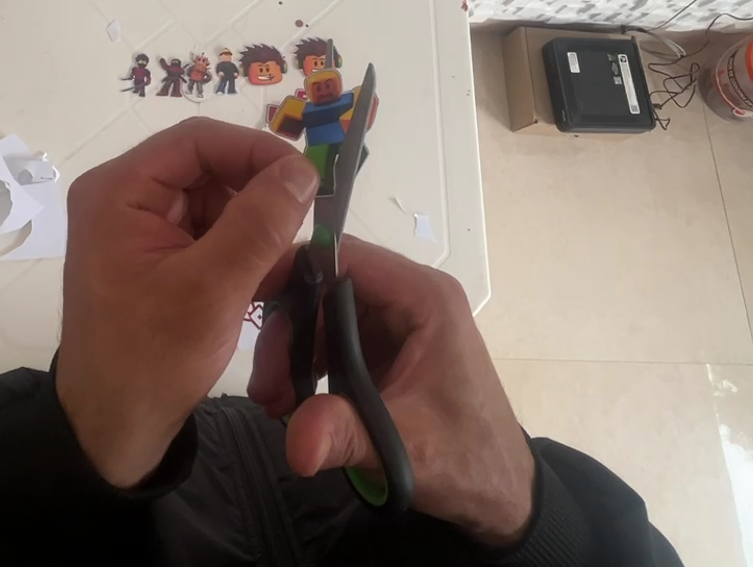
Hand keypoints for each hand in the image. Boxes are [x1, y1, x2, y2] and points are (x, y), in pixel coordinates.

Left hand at [57, 118, 321, 486]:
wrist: (112, 431)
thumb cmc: (151, 360)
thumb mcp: (211, 289)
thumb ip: (260, 224)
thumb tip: (302, 169)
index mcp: (119, 190)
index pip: (196, 141)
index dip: (254, 150)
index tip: (304, 177)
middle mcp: (126, 196)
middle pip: (207, 167)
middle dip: (256, 194)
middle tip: (300, 225)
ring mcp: (142, 225)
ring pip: (216, 199)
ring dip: (254, 226)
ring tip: (276, 265)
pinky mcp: (159, 253)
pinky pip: (211, 230)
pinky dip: (242, 249)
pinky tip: (263, 279)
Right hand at [250, 238, 537, 545]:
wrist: (501, 496)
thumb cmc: (468, 460)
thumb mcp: (406, 446)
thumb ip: (347, 434)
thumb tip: (294, 441)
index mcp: (423, 297)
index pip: (345, 255)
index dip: (294, 270)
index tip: (251, 304)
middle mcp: (408, 294)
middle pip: (326, 282)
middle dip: (289, 327)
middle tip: (265, 381)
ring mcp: (395, 317)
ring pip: (322, 309)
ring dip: (292, 348)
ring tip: (273, 398)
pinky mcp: (384, 342)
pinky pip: (331, 334)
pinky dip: (306, 361)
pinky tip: (291, 399)